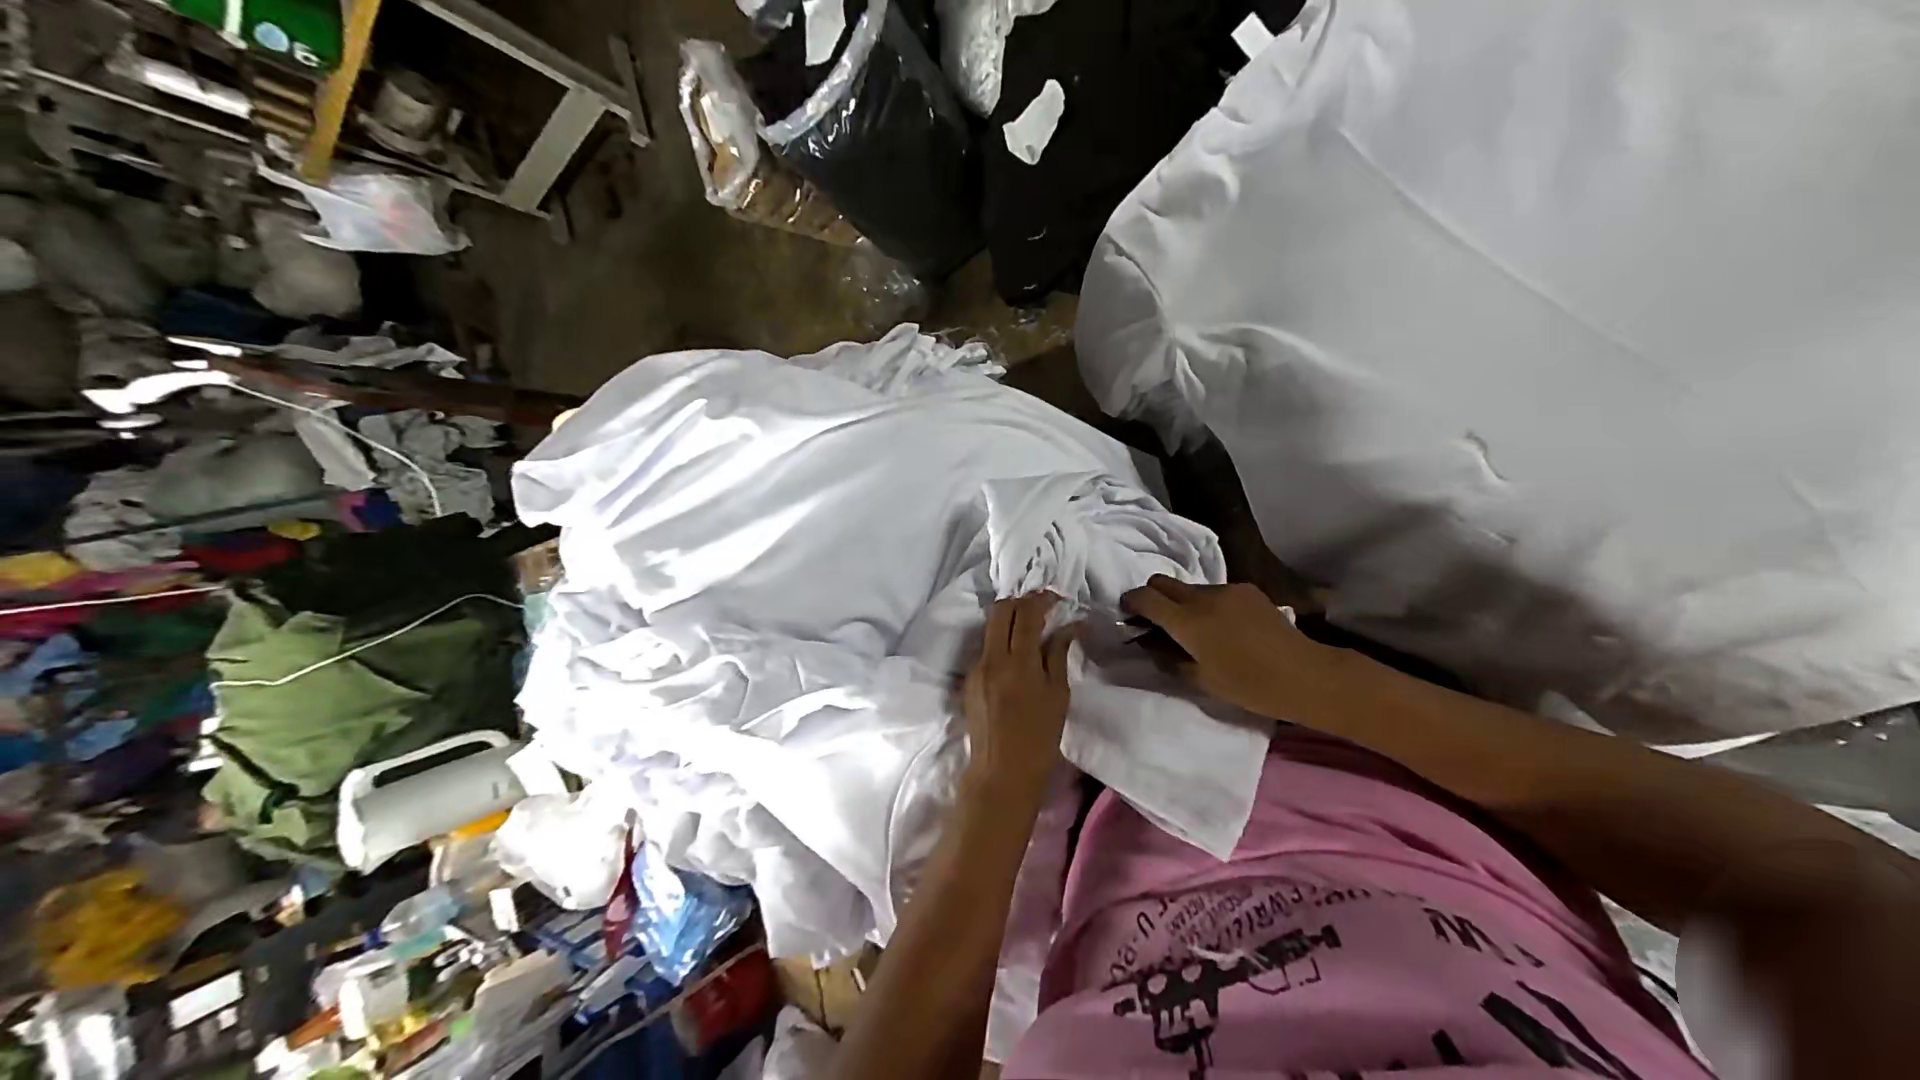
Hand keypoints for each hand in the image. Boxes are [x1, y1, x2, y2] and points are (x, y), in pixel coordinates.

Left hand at [962, 593, 1075, 795]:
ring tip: (1031, 627)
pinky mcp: (968, 680)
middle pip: (1000, 611)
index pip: (1026, 614)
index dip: (1041, 600)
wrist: (1002, 773)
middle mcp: (992, 659)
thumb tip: (1070, 625)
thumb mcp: (1058, 695)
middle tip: (1041, 608)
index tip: (1055, 598)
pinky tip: (1016, 654)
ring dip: (1009, 620)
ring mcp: (976, 669)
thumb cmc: (1040, 738)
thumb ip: (1059, 654)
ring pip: (990, 628)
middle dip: (1021, 602)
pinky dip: (1001, 641)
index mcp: (1019, 663)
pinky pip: (985, 649)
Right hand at [1121, 576, 1319, 715]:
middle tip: (1155, 620)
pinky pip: (1215, 592)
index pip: (1146, 598)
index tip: (1128, 614)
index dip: (1131, 602)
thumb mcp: (1201, 680)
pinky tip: (1223, 626)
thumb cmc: (1249, 686)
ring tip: (1195, 628)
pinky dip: (1207, 604)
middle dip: (1152, 596)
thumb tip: (1151, 644)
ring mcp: (1227, 590)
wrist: (1305, 675)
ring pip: (1190, 588)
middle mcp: (1202, 598)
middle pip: (1162, 582)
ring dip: (1182, 602)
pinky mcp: (1247, 590)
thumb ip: (1170, 658)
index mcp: (1187, 622)